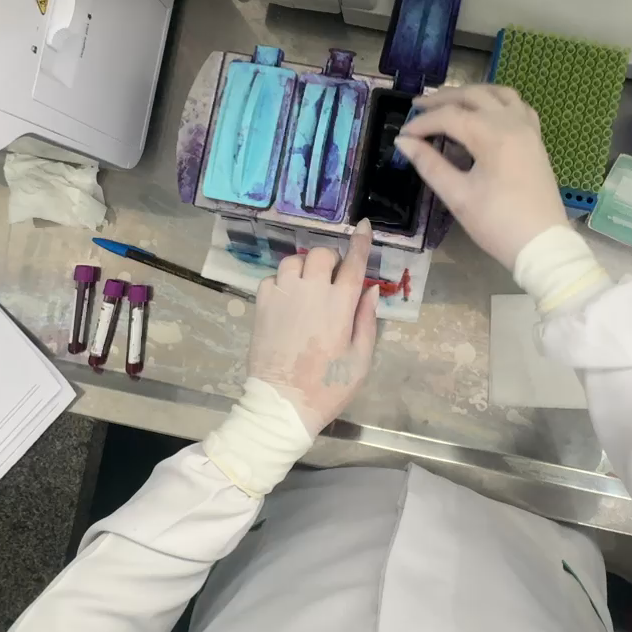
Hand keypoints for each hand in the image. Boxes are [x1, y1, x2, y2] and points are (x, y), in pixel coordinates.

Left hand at [248, 220, 381, 432]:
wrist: (282, 405)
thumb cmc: (328, 387)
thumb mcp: (361, 359)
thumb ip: (367, 319)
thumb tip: (370, 288)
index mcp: (340, 304)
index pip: (353, 262)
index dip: (360, 242)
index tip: (363, 226)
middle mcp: (310, 291)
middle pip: (321, 254)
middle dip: (330, 260)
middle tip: (333, 279)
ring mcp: (282, 295)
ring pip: (293, 261)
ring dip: (304, 268)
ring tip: (308, 287)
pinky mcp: (262, 305)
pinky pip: (272, 278)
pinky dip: (282, 282)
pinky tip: (287, 300)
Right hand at [392, 85, 567, 268]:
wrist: (542, 245)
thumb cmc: (497, 224)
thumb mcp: (458, 196)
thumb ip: (429, 164)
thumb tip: (404, 142)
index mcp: (492, 135)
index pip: (449, 117)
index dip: (422, 123)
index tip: (402, 136)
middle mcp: (512, 123)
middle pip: (473, 96)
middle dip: (442, 100)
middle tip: (417, 108)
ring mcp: (528, 129)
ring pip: (498, 94)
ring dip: (471, 93)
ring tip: (449, 103)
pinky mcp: (536, 140)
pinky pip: (517, 106)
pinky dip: (496, 102)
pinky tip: (484, 113)